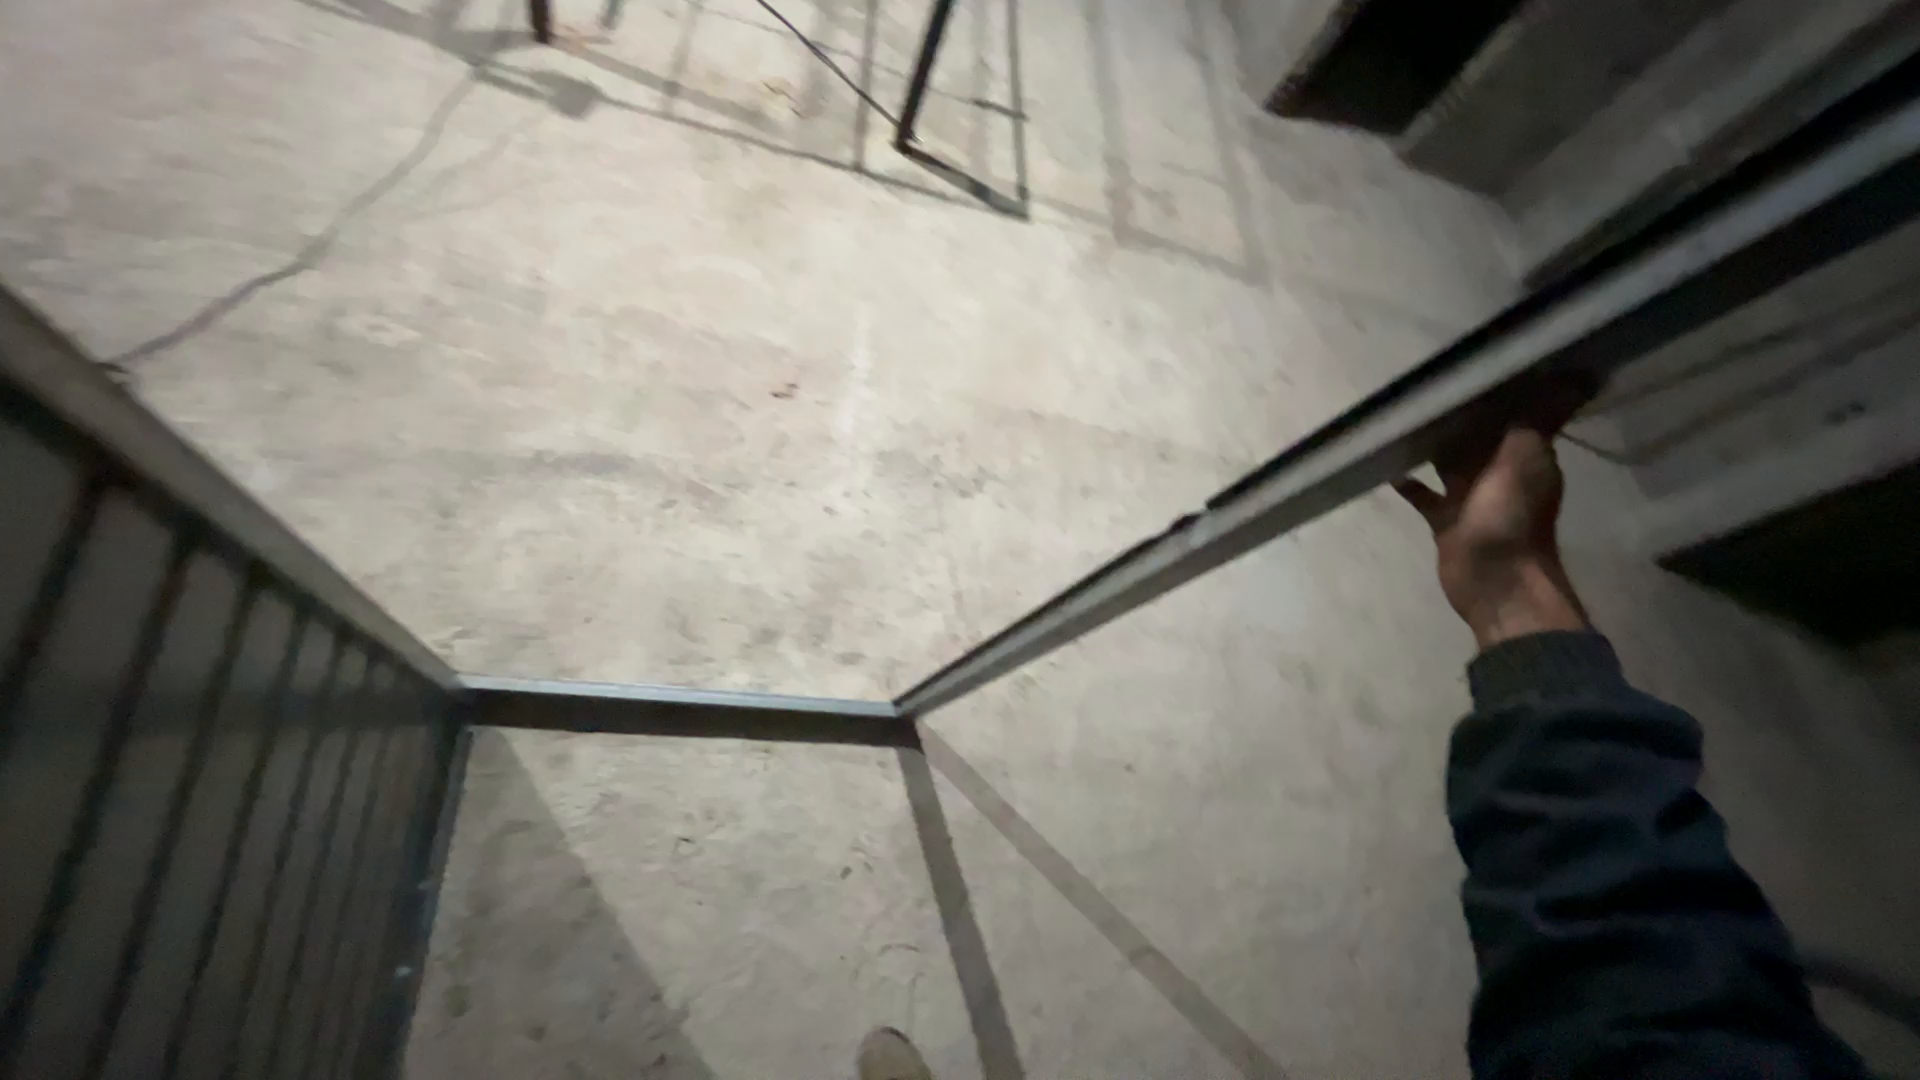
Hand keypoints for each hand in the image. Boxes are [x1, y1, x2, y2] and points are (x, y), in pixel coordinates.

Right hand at [1394, 386, 1591, 648]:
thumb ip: (1529, 423)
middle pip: (1478, 440)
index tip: (1476, 369)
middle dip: (1459, 419)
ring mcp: (1471, 499)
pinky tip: (1387, 468)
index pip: (1516, 417)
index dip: (1501, 395)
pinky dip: (1409, 483)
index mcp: (1526, 457)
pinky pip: (1424, 496)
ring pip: (1448, 465)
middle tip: (1428, 389)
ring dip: (1431, 448)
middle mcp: (1501, 474)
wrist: (1494, 580)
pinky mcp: (1445, 520)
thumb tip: (1558, 379)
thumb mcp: (1521, 462)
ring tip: (1404, 423)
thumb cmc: (1510, 519)